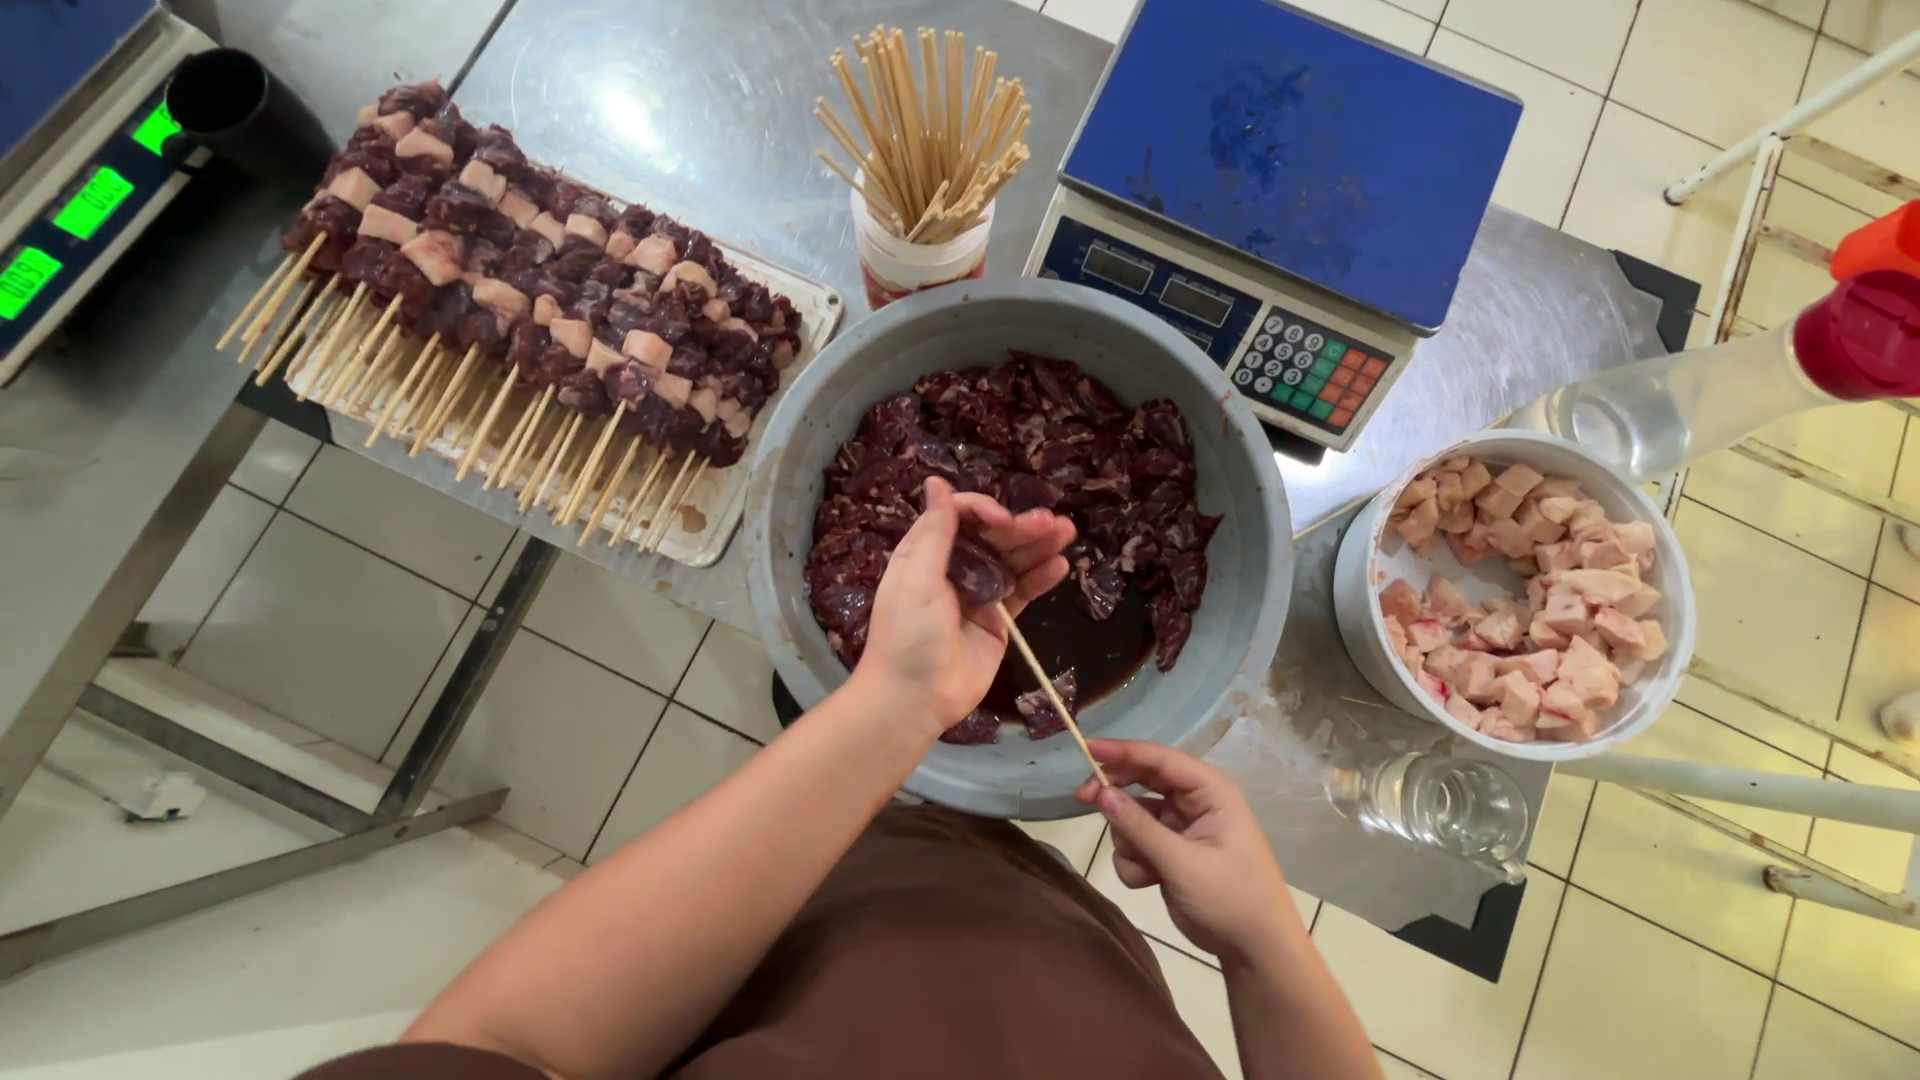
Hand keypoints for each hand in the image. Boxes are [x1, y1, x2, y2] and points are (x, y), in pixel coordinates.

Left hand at [852, 477, 1073, 736]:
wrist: (914, 698)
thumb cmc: (908, 636)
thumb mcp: (916, 579)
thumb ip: (935, 531)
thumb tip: (936, 481)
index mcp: (925, 552)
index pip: (959, 515)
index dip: (983, 511)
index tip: (1003, 521)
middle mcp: (953, 568)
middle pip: (992, 536)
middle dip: (1020, 526)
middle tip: (1052, 523)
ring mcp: (978, 594)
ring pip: (1012, 560)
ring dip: (1038, 545)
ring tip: (1067, 531)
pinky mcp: (998, 620)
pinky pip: (1023, 591)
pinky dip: (1041, 577)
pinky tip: (1060, 564)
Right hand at [1076, 739, 1295, 963]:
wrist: (1255, 953)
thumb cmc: (1231, 899)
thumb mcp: (1183, 863)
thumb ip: (1139, 827)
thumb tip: (1101, 793)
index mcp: (1210, 791)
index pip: (1159, 759)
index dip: (1122, 751)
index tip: (1086, 748)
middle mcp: (1194, 801)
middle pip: (1141, 780)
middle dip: (1114, 794)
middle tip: (1082, 799)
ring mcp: (1180, 826)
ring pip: (1132, 814)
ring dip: (1128, 840)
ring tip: (1146, 869)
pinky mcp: (1169, 851)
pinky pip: (1135, 841)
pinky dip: (1133, 860)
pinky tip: (1150, 882)